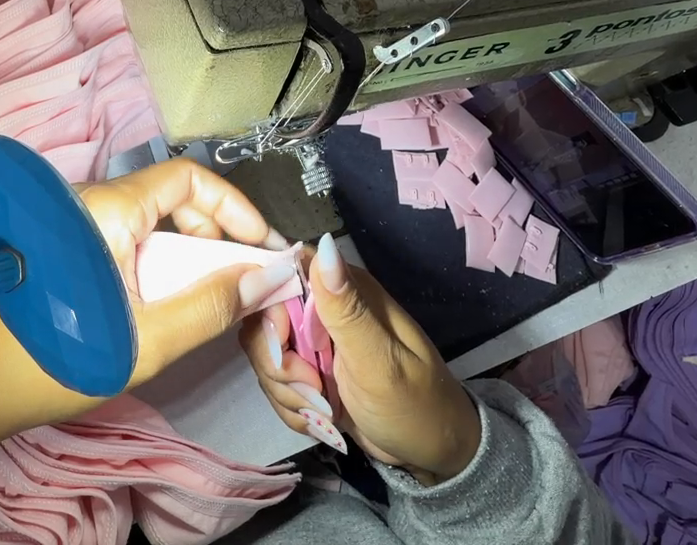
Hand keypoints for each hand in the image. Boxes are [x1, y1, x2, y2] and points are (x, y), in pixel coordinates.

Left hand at [0, 159, 295, 456]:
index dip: (233, 205)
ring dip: (189, 249)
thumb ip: (210, 306)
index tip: (262, 244)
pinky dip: (161, 258)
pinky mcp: (71, 241)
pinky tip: (171, 295)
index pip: (186, 177)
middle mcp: (91, 200)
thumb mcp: (146, 341)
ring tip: (210, 292)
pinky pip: (130, 234)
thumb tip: (267, 279)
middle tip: (241, 276)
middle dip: (215, 232)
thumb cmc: (59, 359)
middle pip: (172, 196)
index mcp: (107, 209)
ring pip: (152, 218)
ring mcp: (78, 220)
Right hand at [239, 234, 480, 483]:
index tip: (284, 348)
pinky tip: (319, 417)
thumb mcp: (380, 362)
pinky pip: (276, 376)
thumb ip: (346, 309)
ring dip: (285, 389)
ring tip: (322, 409)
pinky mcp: (309, 366)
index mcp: (346, 288)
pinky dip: (290, 402)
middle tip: (313, 390)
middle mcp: (326, 305)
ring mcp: (314, 337)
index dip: (270, 307)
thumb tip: (325, 242)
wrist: (431, 454)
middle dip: (278, 362)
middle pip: (265, 316)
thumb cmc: (415, 406)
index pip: (282, 272)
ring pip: (266, 351)